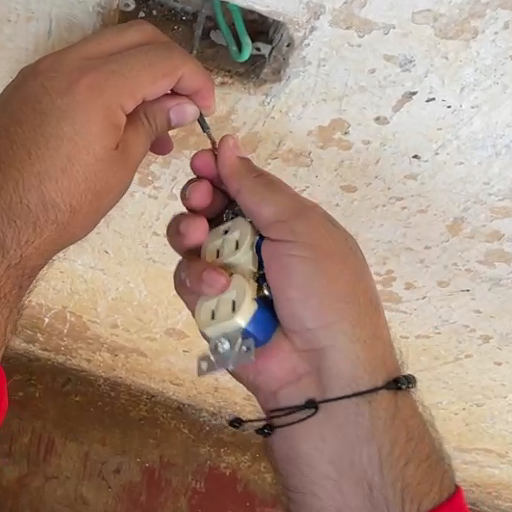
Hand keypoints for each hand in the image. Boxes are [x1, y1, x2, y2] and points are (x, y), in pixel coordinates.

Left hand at [0, 22, 214, 356]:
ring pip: (104, 48)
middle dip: (169, 62)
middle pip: (136, 36)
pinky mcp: (25, 86)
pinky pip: (76, 66)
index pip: (162, 58)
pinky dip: (105, 80)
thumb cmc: (61, 204)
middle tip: (185, 100)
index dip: (194, 78)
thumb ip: (153, 123)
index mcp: (95, 83)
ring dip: (136, 70)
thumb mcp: (119, 166)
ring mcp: (40, 71)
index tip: (207, 106)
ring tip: (153, 121)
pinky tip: (115, 120)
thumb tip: (182, 104)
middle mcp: (65, 63)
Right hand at [166, 135, 398, 408]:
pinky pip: (186, 280)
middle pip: (207, 207)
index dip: (218, 171)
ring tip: (199, 238)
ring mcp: (228, 277)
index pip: (240, 184)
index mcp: (282, 220)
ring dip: (189, 233)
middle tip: (200, 201)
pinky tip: (216, 286)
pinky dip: (196, 278)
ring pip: (188, 241)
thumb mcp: (301, 227)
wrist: (323, 368)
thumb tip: (228, 143)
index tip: (201, 162)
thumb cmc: (325, 289)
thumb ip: (257, 187)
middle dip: (198, 198)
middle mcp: (253, 244)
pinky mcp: (208, 308)